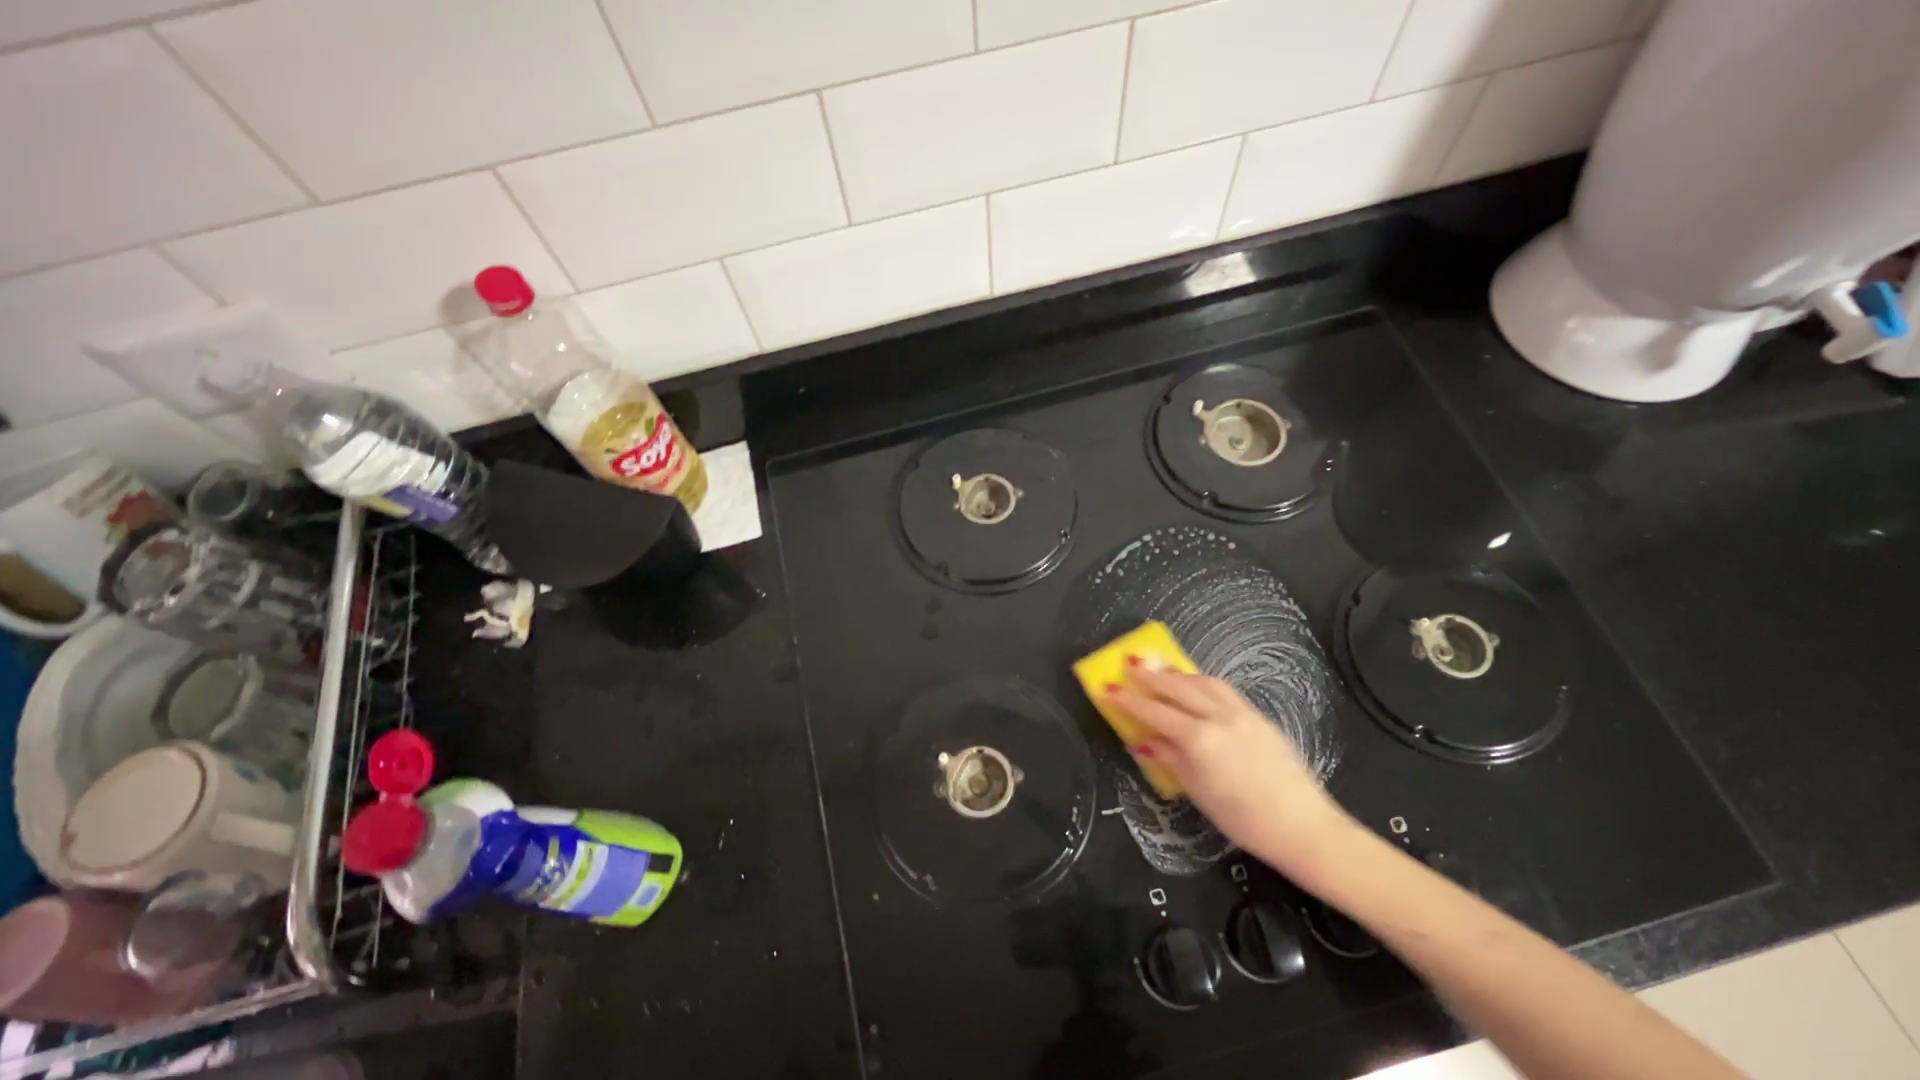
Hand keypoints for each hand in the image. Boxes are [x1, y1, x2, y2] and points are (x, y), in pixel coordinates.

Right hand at [1109, 663, 1350, 874]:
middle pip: (1179, 687)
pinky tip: (1198, 688)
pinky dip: (1204, 683)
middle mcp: (1220, 717)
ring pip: (1206, 682)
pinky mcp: (1261, 718)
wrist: (1301, 825)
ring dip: (1180, 675)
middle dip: (1152, 676)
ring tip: (1162, 671)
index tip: (1108, 689)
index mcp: (1200, 739)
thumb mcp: (1199, 792)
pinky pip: (1225, 691)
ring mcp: (1244, 714)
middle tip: (1130, 665)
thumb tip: (1146, 742)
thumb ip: (1171, 759)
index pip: (1156, 712)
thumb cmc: (1243, 819)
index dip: (1129, 700)